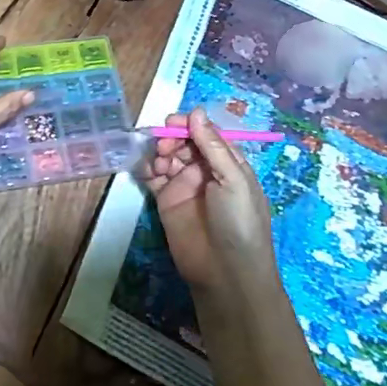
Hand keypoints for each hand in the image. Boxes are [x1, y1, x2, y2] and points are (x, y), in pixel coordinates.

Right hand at [138, 108, 277, 296]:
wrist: (225, 273)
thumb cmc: (239, 223)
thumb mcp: (233, 180)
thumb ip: (212, 145)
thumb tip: (197, 111)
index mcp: (228, 163)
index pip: (207, 134)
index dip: (190, 124)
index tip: (173, 123)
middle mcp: (206, 170)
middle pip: (184, 141)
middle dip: (172, 138)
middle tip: (165, 147)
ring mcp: (184, 185)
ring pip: (167, 155)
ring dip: (160, 152)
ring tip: (160, 164)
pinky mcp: (166, 200)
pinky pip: (153, 176)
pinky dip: (147, 168)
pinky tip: (148, 170)